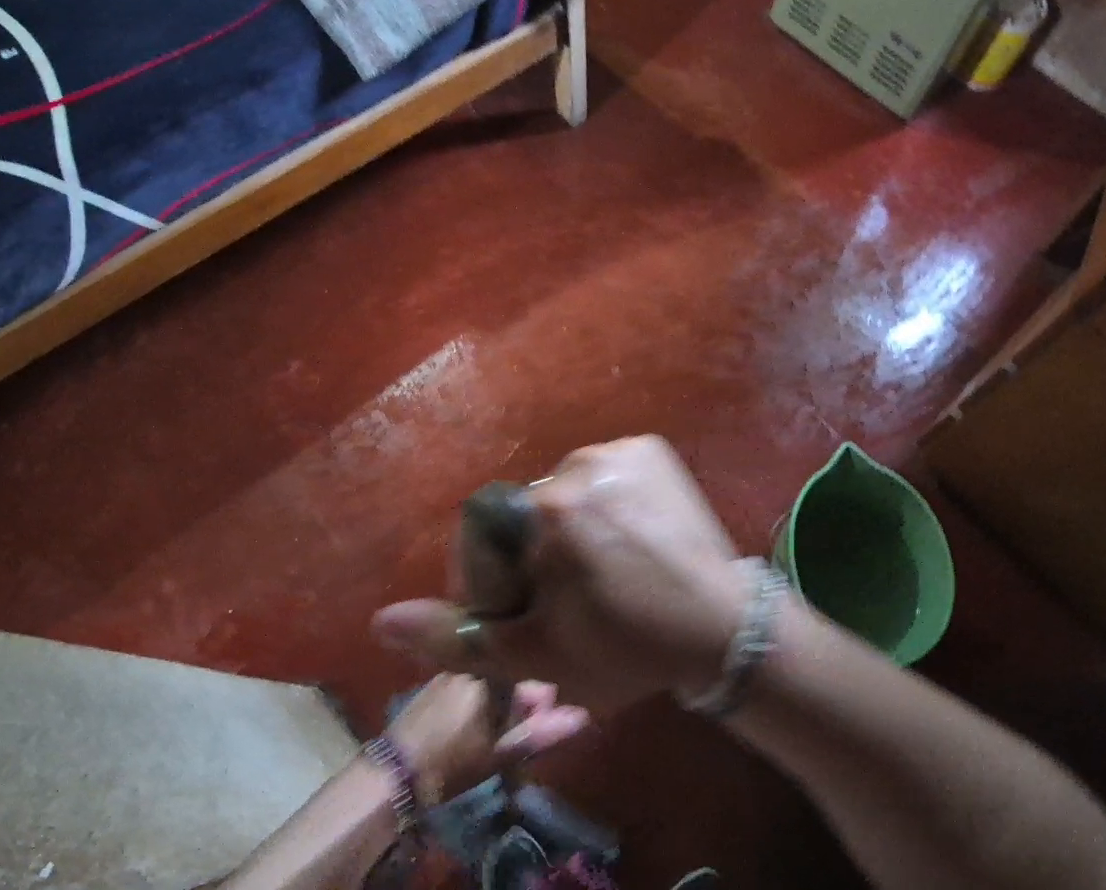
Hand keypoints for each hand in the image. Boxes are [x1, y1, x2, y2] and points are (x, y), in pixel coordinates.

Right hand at [374, 436, 751, 712]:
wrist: (723, 627)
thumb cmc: (625, 647)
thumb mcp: (535, 655)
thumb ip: (457, 637)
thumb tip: (381, 621)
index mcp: (542, 511)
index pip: (481, 537)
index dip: (494, 581)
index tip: (525, 613)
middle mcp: (576, 464)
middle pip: (524, 513)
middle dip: (532, 555)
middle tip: (571, 598)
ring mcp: (620, 451)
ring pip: (563, 492)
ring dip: (567, 527)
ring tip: (603, 570)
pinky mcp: (652, 450)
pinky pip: (604, 474)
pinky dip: (603, 503)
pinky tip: (628, 539)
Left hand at [384, 673, 588, 803]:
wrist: (392, 774)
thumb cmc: (450, 762)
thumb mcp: (500, 752)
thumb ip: (541, 731)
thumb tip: (582, 716)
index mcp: (490, 668)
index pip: (532, 666)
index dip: (547, 690)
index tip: (554, 711)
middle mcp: (471, 659)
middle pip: (511, 666)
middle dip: (526, 690)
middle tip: (531, 723)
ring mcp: (452, 668)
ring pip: (492, 671)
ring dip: (506, 690)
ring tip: (510, 721)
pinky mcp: (437, 681)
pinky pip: (474, 677)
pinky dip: (485, 692)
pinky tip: (484, 716)